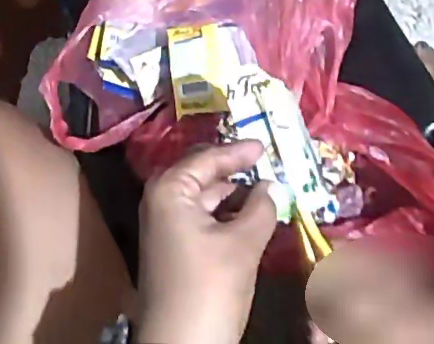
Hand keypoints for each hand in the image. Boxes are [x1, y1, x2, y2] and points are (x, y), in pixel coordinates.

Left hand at [134, 140, 277, 343]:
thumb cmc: (208, 289)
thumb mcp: (242, 245)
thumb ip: (261, 208)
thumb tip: (273, 185)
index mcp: (170, 188)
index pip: (209, 158)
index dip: (238, 151)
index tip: (264, 144)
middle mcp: (161, 198)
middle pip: (204, 174)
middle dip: (235, 170)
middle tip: (266, 164)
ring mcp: (164, 224)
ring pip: (204, 196)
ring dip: (233, 194)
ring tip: (265, 189)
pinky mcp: (172, 246)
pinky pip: (201, 216)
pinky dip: (225, 214)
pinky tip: (249, 216)